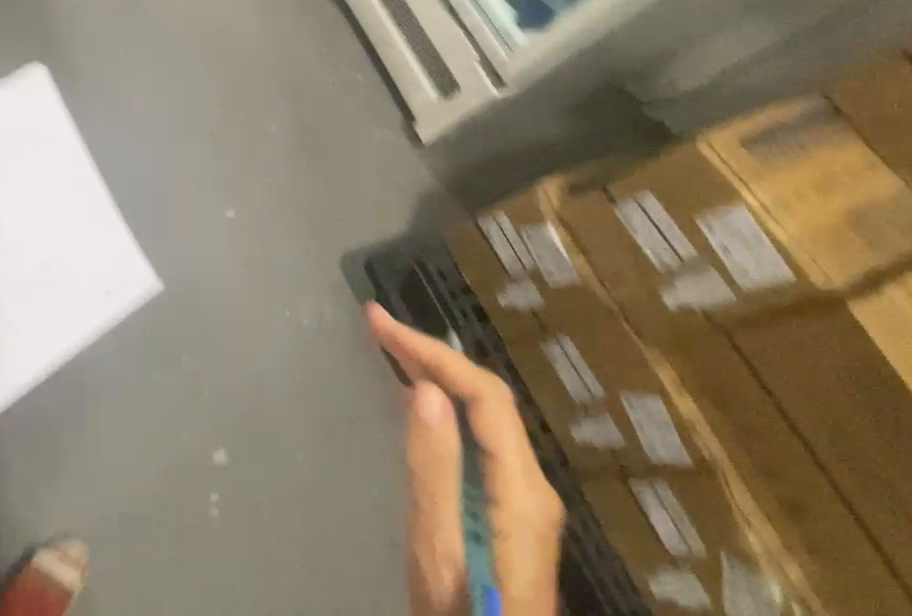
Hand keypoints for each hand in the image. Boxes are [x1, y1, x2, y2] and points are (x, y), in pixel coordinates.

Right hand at [368, 304, 563, 615]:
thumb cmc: (463, 609)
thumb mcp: (438, 545)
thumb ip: (436, 469)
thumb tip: (427, 391)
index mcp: (521, 489)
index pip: (483, 396)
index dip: (432, 352)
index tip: (381, 324)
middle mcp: (533, 484)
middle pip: (487, 400)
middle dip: (432, 354)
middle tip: (378, 324)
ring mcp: (525, 498)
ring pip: (484, 416)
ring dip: (438, 374)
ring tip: (391, 346)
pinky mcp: (511, 510)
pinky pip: (479, 437)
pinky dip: (445, 406)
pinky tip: (420, 399)